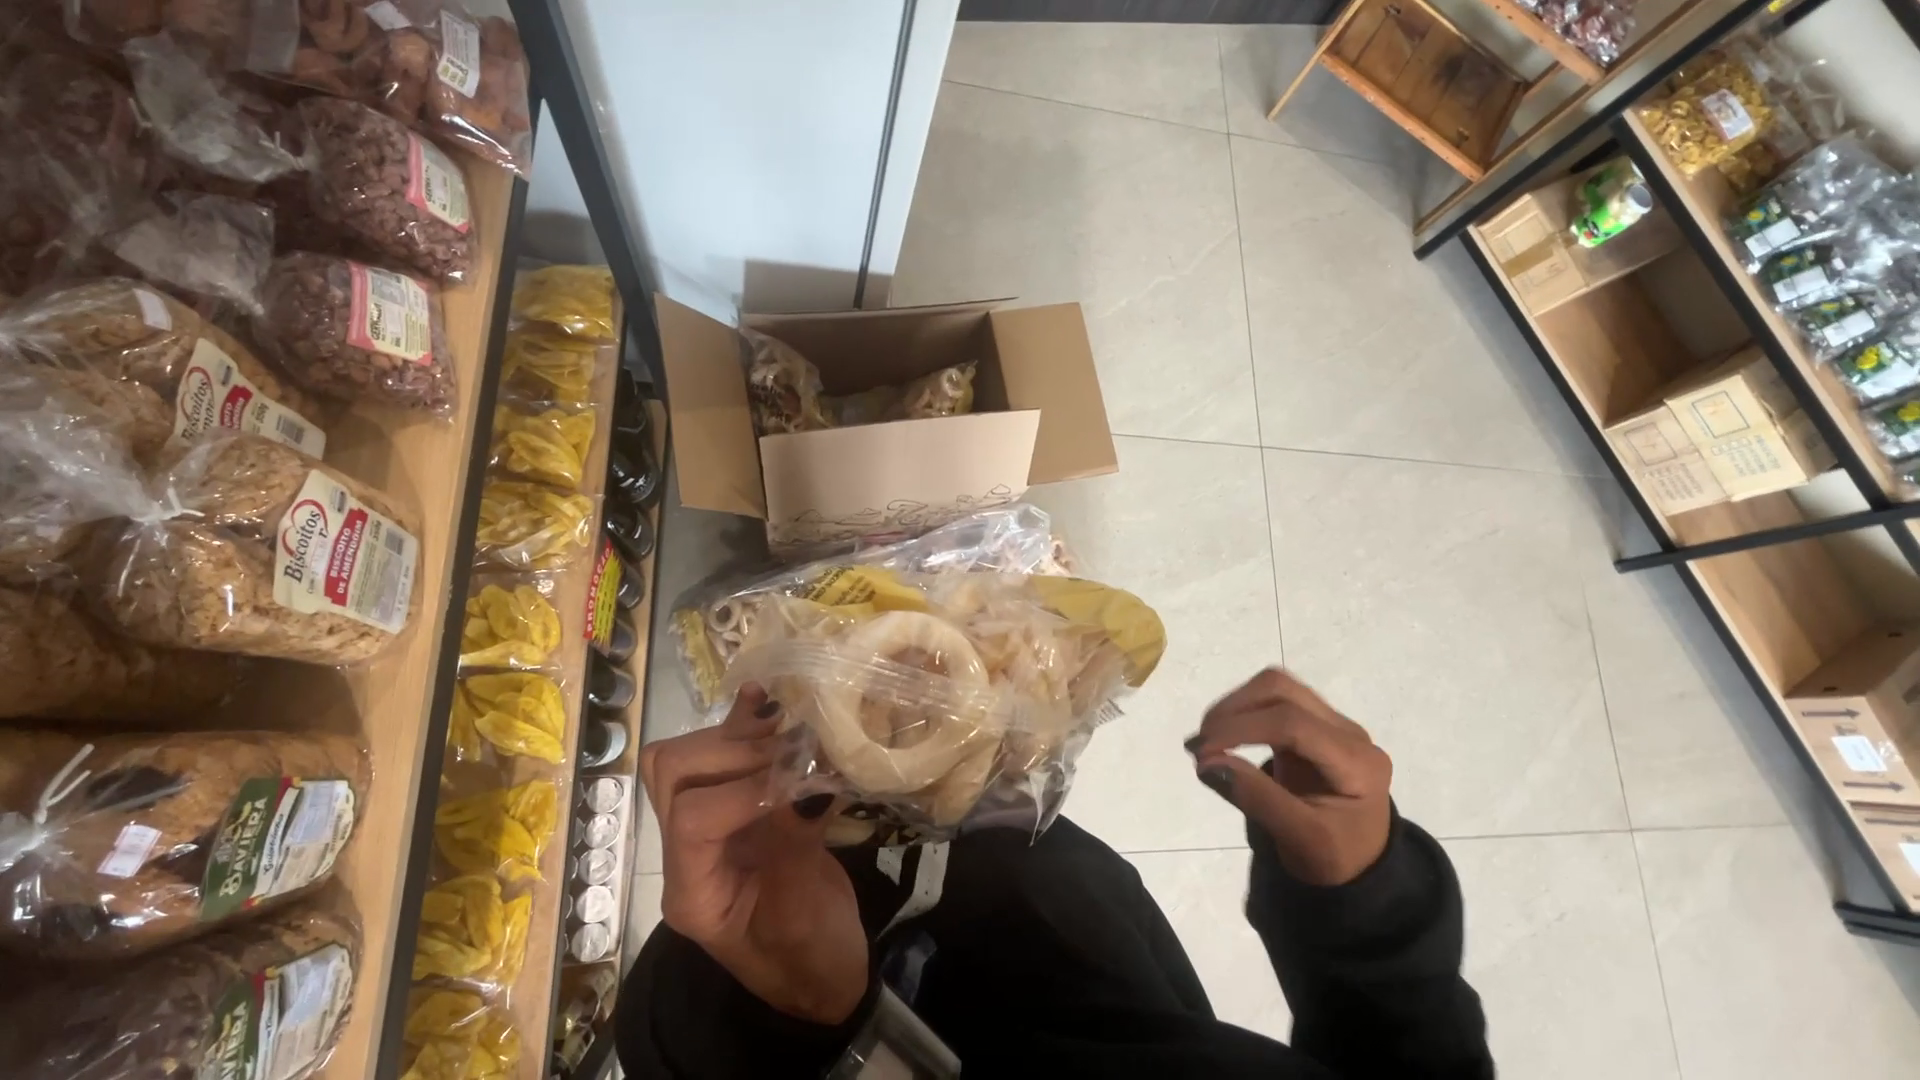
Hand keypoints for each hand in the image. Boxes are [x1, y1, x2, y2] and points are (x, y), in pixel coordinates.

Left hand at [640, 683, 868, 1023]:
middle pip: (673, 774)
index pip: (692, 818)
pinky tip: (764, 697)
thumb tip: (808, 785)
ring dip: (736, 734)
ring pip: (688, 757)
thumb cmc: (811, 961)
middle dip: (734, 751)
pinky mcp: (741, 806)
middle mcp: (689, 851)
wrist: (825, 976)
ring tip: (788, 725)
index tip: (802, 782)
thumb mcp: (802, 919)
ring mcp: (712, 824)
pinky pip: (724, 752)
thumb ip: (796, 850)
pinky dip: (741, 721)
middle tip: (794, 751)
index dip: (745, 790)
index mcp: (692, 890)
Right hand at [1186, 669, 1392, 886]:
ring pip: (1276, 688)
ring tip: (1208, 739)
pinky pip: (1274, 702)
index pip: (1292, 723)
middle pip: (1282, 691)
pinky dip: (1243, 712)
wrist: (1361, 865)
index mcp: (1357, 761)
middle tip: (1200, 743)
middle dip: (1233, 709)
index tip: (1202, 753)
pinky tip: (1224, 736)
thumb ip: (1256, 798)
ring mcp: (1332, 724)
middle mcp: (1349, 732)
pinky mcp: (1314, 725)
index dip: (1241, 729)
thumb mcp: (1300, 840)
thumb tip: (1207, 762)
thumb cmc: (1335, 858)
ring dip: (1235, 706)